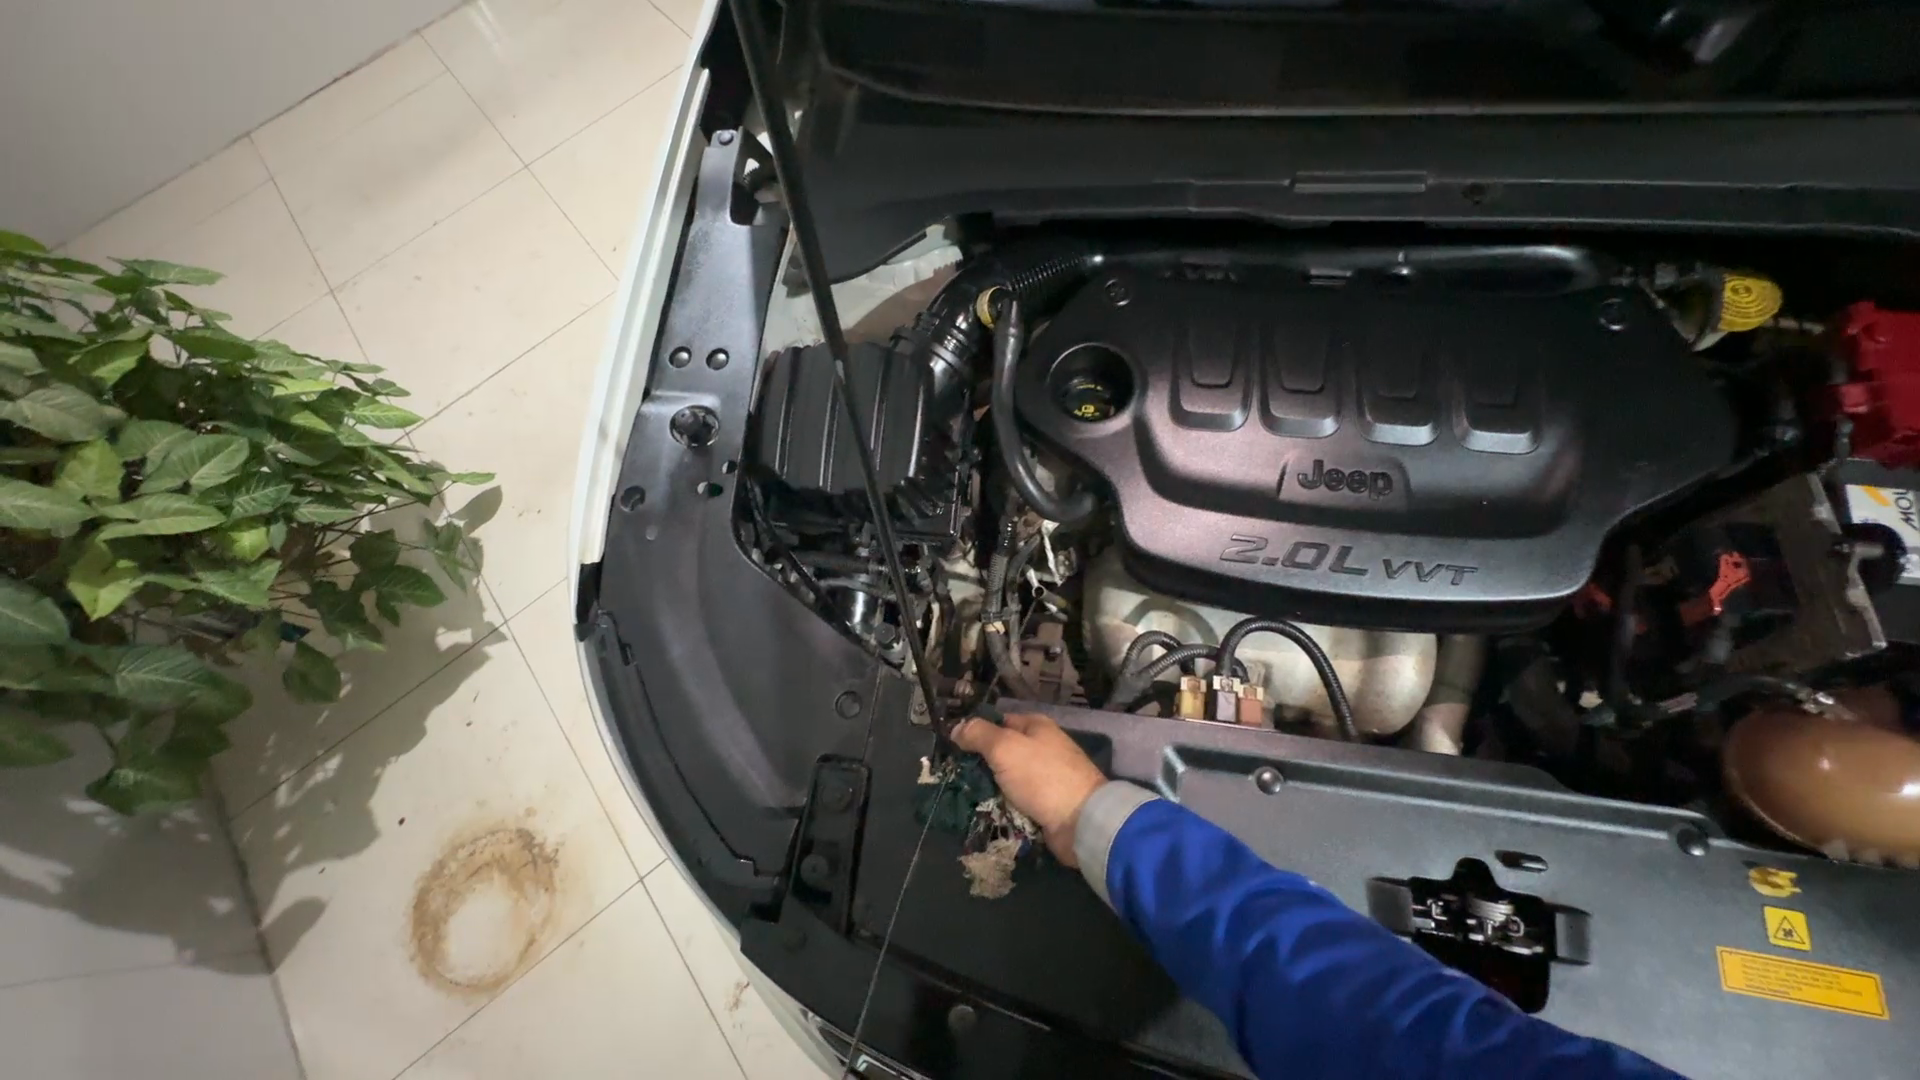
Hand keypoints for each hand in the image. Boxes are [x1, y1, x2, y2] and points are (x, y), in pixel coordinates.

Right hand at [950, 712, 1106, 866]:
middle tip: (955, 777)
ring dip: (989, 788)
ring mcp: (1044, 777)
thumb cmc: (1042, 777)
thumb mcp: (1005, 747)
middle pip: (1000, 753)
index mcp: (1036, 727)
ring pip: (1006, 779)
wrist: (1081, 822)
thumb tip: (957, 727)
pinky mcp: (1045, 804)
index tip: (952, 748)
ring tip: (964, 797)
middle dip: (979, 765)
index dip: (975, 732)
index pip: (997, 722)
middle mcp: (1041, 748)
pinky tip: (986, 811)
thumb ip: (978, 734)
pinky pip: (1016, 801)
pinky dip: (1003, 806)